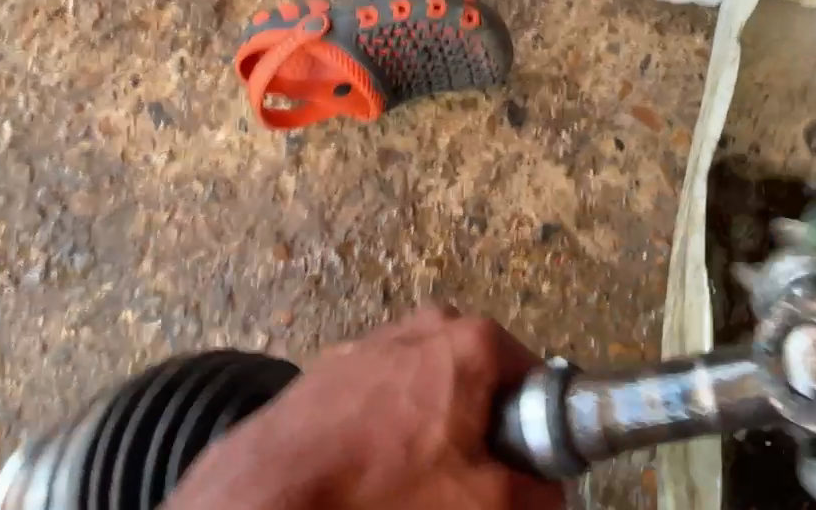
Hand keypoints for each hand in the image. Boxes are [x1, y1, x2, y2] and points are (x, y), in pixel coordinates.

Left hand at [170, 308, 563, 509]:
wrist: (266, 500)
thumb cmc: (384, 493)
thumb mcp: (485, 506)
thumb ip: (540, 492)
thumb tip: (550, 488)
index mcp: (472, 340)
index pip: (531, 375)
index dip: (533, 424)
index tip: (519, 465)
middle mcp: (428, 324)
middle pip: (479, 377)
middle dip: (481, 424)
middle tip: (467, 478)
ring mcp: (376, 340)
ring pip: (429, 384)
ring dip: (433, 424)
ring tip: (413, 479)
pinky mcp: (334, 367)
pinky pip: (384, 394)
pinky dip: (390, 426)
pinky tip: (372, 472)